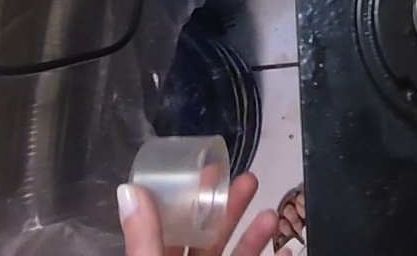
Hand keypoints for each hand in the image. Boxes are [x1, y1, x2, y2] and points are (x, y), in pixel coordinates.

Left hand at [119, 173, 276, 255]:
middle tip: (249, 179)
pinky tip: (287, 249)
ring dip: (255, 236)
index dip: (192, 198)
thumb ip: (144, 241)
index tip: (210, 169)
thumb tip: (128, 189)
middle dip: (230, 209)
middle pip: (210, 240)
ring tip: (271, 215)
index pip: (172, 229)